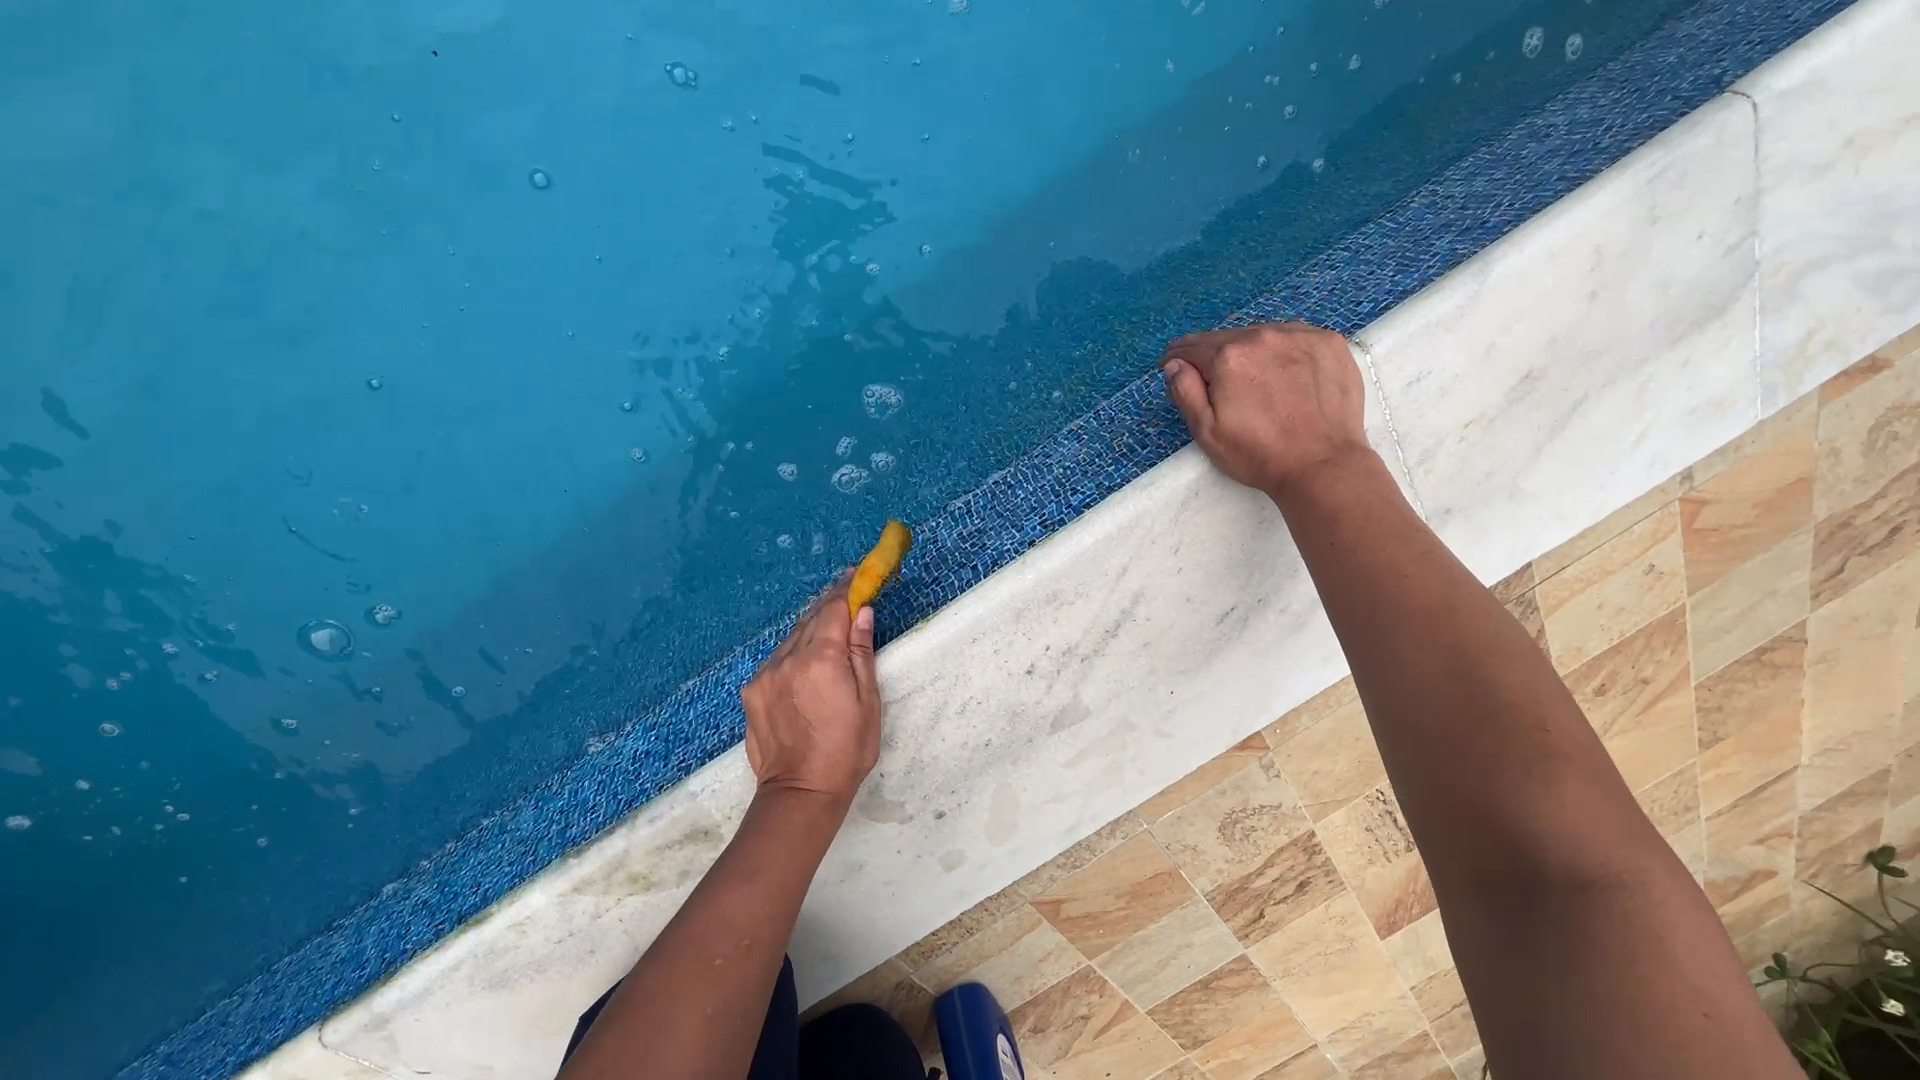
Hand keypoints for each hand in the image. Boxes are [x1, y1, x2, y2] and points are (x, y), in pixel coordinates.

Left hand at [741, 576, 881, 807]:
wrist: (800, 792)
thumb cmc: (847, 750)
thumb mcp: (868, 701)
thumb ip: (861, 652)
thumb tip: (862, 612)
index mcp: (822, 658)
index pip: (833, 609)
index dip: (846, 590)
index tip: (855, 575)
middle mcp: (789, 658)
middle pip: (810, 619)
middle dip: (829, 608)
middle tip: (847, 601)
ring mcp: (766, 674)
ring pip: (791, 639)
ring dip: (809, 632)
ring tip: (827, 639)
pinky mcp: (752, 690)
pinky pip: (776, 660)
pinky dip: (792, 655)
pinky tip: (804, 670)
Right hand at [1161, 322, 1376, 498]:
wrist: (1321, 465)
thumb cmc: (1257, 454)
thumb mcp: (1206, 432)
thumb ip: (1185, 391)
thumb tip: (1175, 364)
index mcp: (1229, 356)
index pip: (1193, 347)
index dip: (1179, 358)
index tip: (1173, 366)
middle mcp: (1263, 336)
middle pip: (1228, 339)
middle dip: (1214, 356)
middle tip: (1212, 378)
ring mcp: (1301, 336)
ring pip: (1262, 336)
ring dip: (1250, 351)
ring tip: (1251, 378)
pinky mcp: (1330, 343)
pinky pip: (1295, 339)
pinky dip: (1284, 351)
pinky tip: (1284, 374)